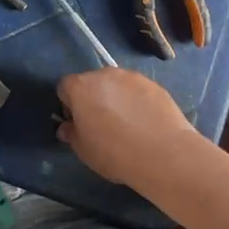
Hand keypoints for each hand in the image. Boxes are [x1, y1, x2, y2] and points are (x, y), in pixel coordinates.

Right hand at [57, 68, 201, 184]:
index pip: (65, 87)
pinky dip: (137, 101)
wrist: (164, 153)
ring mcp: (131, 76)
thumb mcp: (83, 151)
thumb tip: (67, 127)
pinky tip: (145, 122)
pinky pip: (137, 90)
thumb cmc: (114, 153)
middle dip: (92, 99)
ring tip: (127, 124)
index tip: (78, 124)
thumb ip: (71, 134)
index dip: (68, 106)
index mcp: (80, 87)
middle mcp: (104, 74)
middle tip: (102, 124)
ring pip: (116, 85)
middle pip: (91, 83)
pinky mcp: (154, 84)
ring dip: (115, 98)